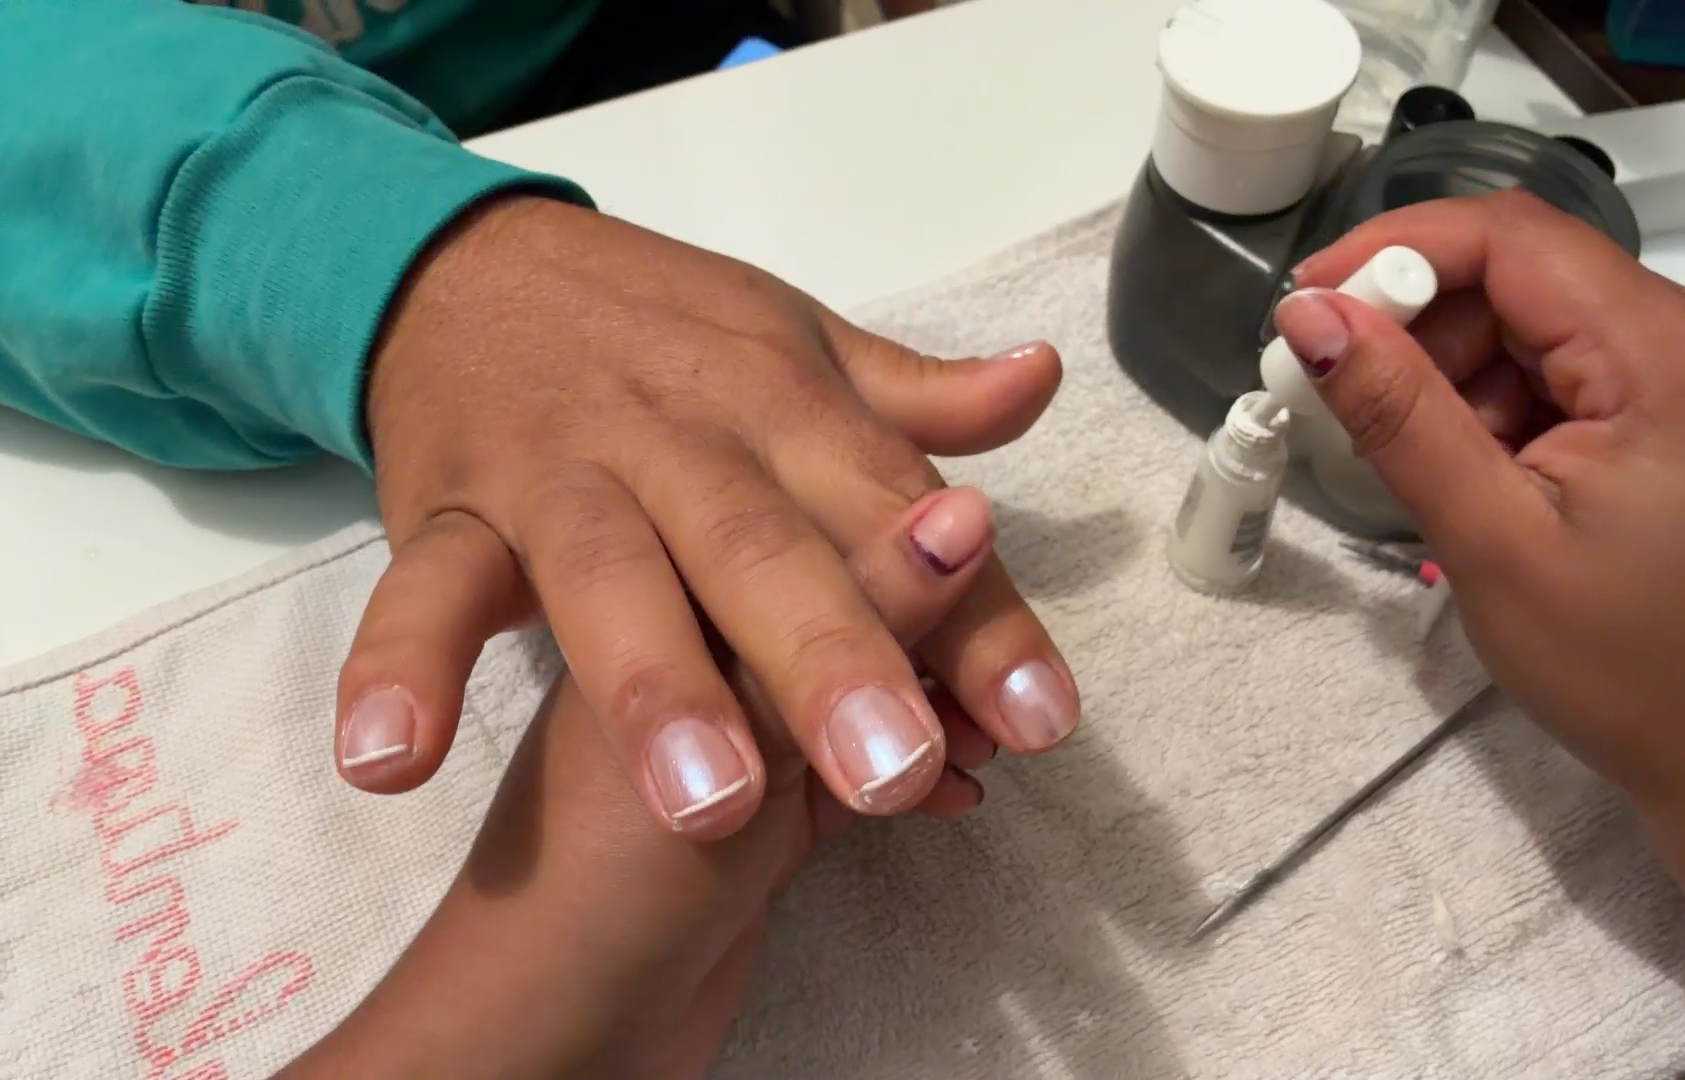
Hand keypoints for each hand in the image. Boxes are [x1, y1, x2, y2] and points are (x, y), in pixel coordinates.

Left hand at [286, 486, 1000, 1078]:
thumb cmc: (623, 860)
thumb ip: (856, 613)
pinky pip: (856, 751)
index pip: (840, 536)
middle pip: (860, 607)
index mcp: (689, 575)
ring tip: (991, 748)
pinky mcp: (763, 786)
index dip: (940, 582)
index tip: (1012, 650)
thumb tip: (963, 512)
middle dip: (947, 651)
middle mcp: (714, 628)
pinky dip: (911, 772)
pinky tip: (958, 797)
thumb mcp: (755, 713)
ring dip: (937, 711)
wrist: (545, 1036)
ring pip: (864, 679)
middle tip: (1018, 706)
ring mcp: (738, 710)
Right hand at [333, 196, 1079, 837]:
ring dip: (660, 690)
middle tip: (899, 771)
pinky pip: (423, 584)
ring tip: (710, 808)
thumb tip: (1040, 379)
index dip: (977, 617)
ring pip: (614, 579)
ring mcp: (564, 472)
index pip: (901, 513)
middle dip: (835, 664)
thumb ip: (926, 400)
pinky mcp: (451, 504)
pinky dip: (401, 663)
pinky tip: (390, 762)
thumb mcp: (816, 352)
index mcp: (792, 405)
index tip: (1043, 717)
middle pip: (769, 553)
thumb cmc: (682, 332)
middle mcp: (689, 440)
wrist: (488, 268)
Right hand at [1279, 190, 1684, 806]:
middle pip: (1523, 282)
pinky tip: (1472, 474)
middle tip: (1344, 405)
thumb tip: (1308, 317)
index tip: (1303, 300)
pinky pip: (1559, 374)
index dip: (1394, 250)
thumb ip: (1395, 415)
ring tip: (1422, 467)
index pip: (1515, 241)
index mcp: (1676, 358)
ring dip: (1449, 380)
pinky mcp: (1683, 414)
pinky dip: (1489, 409)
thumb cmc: (1618, 664)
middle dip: (1417, 331)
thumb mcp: (1486, 536)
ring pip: (1533, 329)